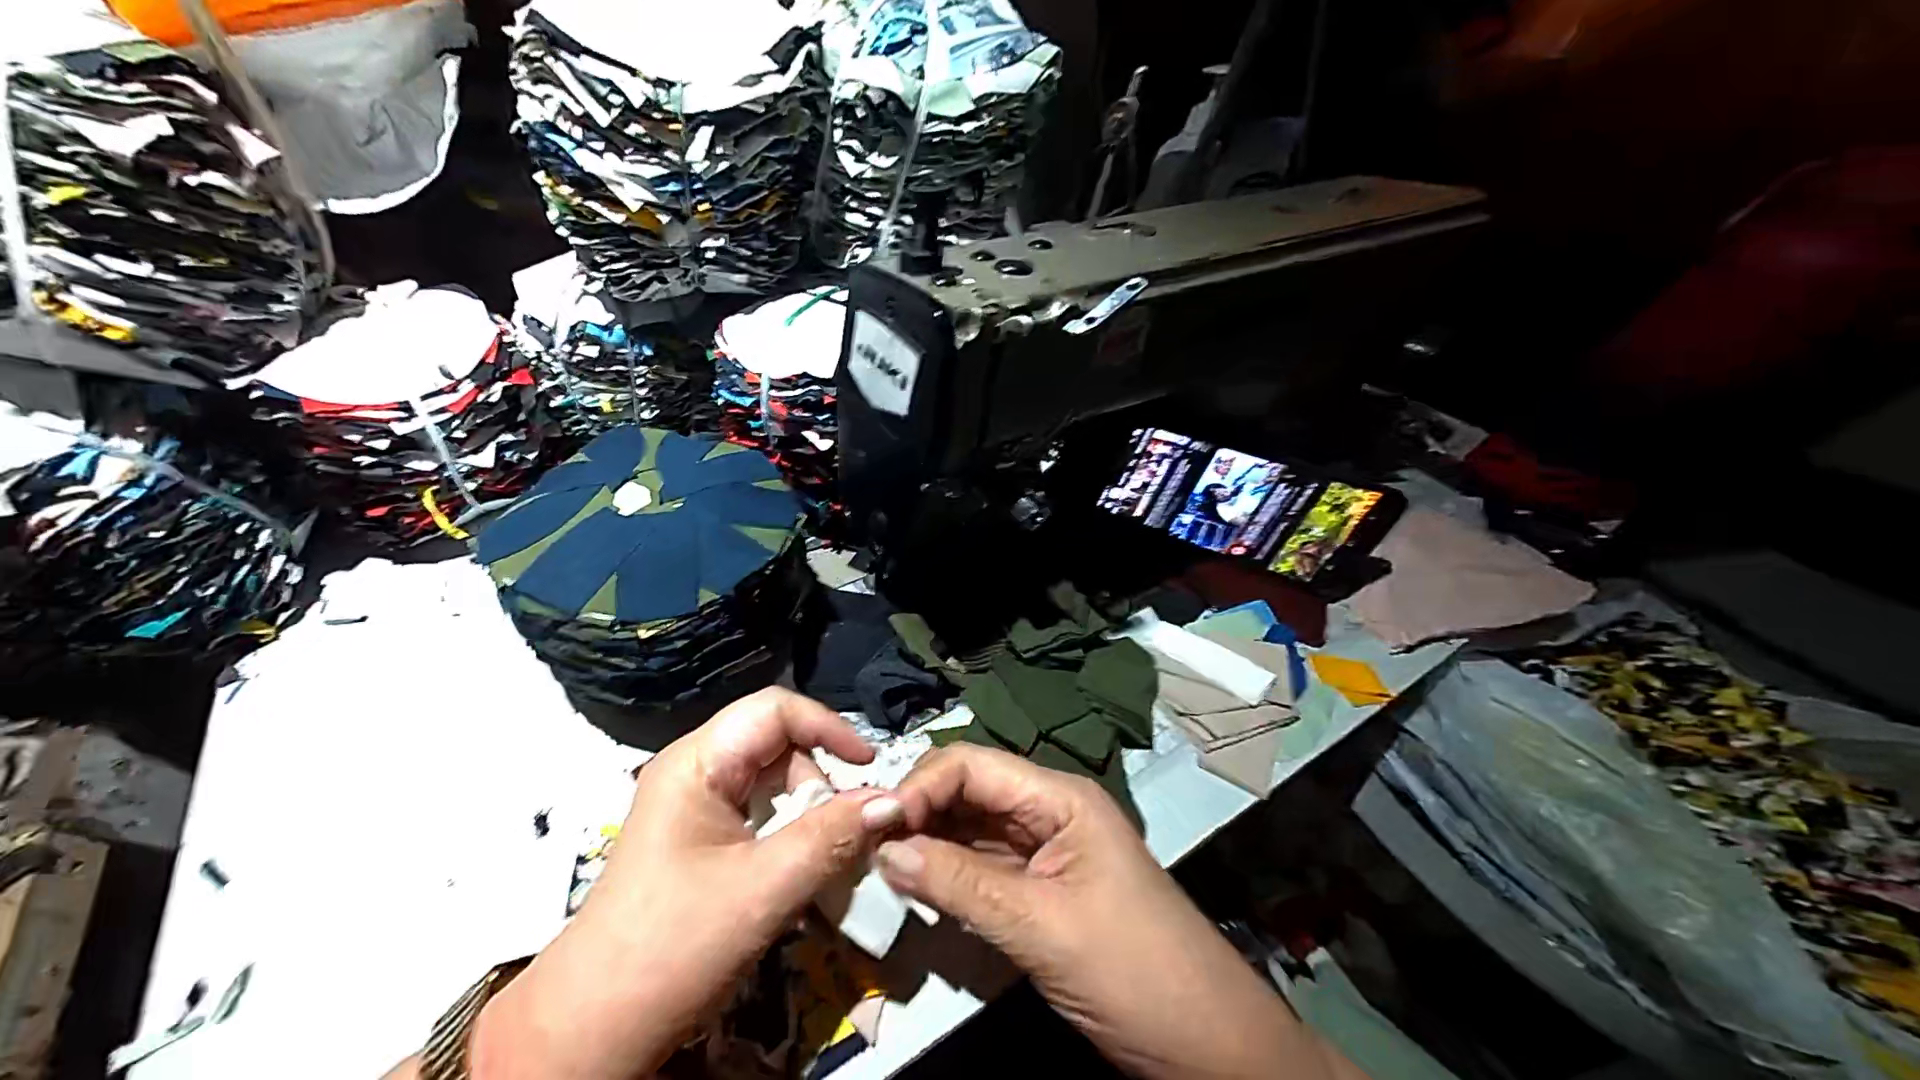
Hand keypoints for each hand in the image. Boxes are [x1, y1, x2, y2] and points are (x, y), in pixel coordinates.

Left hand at [469, 688, 904, 1079]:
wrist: (593, 1030)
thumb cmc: (673, 948)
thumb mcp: (765, 889)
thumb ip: (833, 837)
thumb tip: (894, 801)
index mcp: (697, 763)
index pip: (775, 709)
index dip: (827, 726)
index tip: (868, 765)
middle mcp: (693, 770)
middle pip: (776, 742)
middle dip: (819, 776)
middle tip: (846, 825)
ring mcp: (694, 804)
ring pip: (771, 779)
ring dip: (809, 807)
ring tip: (827, 852)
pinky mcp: (699, 836)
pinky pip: (759, 811)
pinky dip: (791, 829)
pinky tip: (803, 865)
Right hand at [877, 745, 1362, 1079]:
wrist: (1206, 1045)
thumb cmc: (1134, 971)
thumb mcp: (1042, 927)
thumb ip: (961, 883)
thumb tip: (883, 847)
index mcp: (1058, 798)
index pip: (972, 764)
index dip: (920, 786)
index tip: (874, 824)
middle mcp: (1046, 811)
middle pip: (967, 789)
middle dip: (916, 809)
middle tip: (864, 843)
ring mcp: (1041, 850)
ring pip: (968, 826)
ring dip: (925, 839)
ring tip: (875, 861)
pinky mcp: (1036, 887)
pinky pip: (978, 864)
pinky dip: (944, 870)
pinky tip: (912, 883)